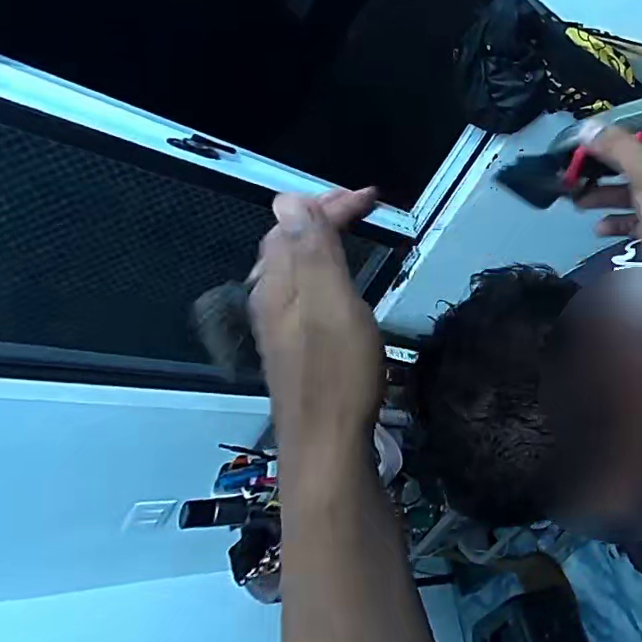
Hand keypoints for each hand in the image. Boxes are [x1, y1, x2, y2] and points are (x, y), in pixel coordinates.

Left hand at [250, 188, 382, 458]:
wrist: (326, 443)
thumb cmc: (338, 374)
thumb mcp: (333, 306)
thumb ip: (312, 254)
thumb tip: (289, 201)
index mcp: (278, 285)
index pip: (296, 226)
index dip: (330, 205)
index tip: (371, 197)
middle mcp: (270, 300)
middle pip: (285, 243)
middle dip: (319, 215)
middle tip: (358, 206)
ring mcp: (280, 325)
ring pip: (289, 266)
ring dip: (317, 240)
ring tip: (347, 231)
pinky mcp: (295, 345)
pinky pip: (299, 288)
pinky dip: (319, 267)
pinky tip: (332, 281)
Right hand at [571, 128, 641, 281]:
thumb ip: (618, 147)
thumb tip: (586, 128)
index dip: (616, 131)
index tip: (587, 134)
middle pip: (634, 162)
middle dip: (602, 165)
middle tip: (572, 167)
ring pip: (630, 192)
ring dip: (602, 194)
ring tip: (576, 198)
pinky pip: (631, 220)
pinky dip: (614, 221)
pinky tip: (598, 227)